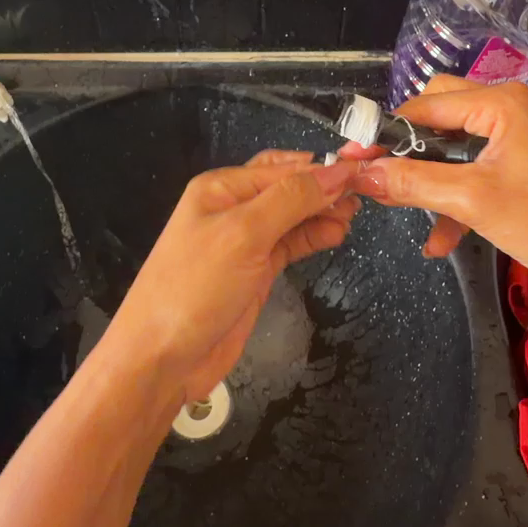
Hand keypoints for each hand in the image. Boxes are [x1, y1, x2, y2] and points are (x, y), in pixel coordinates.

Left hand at [104, 151, 358, 404]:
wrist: (162, 358)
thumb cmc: (196, 286)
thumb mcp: (243, 234)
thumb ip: (291, 200)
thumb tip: (336, 171)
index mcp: (222, 188)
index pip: (282, 168)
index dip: (321, 167)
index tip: (363, 169)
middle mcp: (233, 208)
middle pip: (288, 188)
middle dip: (324, 188)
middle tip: (365, 192)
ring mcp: (245, 242)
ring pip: (293, 216)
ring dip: (323, 212)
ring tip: (355, 213)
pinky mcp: (255, 271)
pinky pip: (290, 243)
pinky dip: (314, 236)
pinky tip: (337, 233)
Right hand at [346, 76, 527, 296]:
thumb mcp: (473, 201)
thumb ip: (413, 183)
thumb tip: (361, 174)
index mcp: (501, 104)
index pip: (426, 105)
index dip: (388, 133)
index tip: (355, 160)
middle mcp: (509, 110)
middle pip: (439, 116)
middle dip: (410, 150)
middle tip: (382, 179)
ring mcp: (519, 138)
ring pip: (455, 147)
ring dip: (431, 179)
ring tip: (402, 210)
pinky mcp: (524, 166)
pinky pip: (476, 170)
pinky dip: (456, 197)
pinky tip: (440, 241)